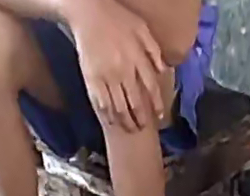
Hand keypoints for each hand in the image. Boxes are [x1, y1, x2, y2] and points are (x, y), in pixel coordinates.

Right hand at [63, 0, 166, 131]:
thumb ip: (153, 49)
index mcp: (137, 58)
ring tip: (130, 129)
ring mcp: (107, 76)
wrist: (86, 11)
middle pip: (136, 104)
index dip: (157, 105)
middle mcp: (123, 70)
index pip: (151, 88)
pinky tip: (112, 121)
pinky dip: (108, 116)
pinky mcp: (92, 79)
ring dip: (126, 122)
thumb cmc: (115, 18)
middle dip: (140, 120)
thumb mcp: (140, 27)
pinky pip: (102, 104)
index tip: (159, 117)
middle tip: (142, 128)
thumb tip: (163, 70)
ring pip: (120, 108)